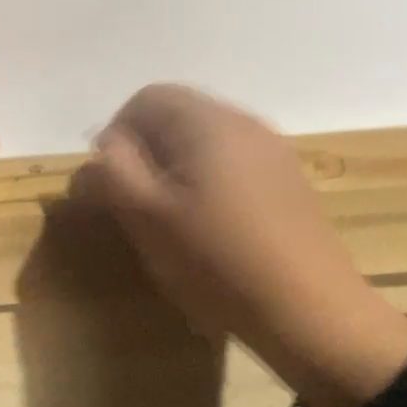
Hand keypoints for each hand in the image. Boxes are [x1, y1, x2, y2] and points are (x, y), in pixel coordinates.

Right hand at [85, 84, 406, 406]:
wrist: (306, 308)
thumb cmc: (214, 258)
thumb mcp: (144, 216)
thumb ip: (109, 173)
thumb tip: (100, 151)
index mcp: (207, 122)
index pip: (145, 99)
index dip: (114, 136)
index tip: (108, 184)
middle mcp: (244, 123)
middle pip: (176, 117)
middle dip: (143, 155)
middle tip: (132, 207)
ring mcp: (272, 152)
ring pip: (203, 144)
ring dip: (172, 172)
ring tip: (166, 223)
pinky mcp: (287, 183)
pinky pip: (230, 166)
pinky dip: (204, 186)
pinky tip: (206, 231)